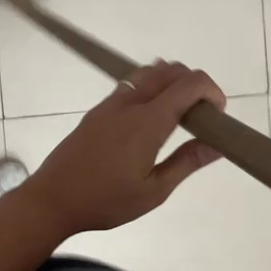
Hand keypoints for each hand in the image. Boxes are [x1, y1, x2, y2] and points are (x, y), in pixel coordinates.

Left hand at [17, 60, 225, 236]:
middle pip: (170, 70)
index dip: (213, 92)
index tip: (218, 117)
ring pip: (148, 73)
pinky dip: (150, 89)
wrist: (51, 199)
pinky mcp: (96, 111)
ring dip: (170, 83)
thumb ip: (186, 163)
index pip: (190, 83)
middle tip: (201, 118)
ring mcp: (109, 104)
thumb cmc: (105, 201)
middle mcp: (129, 103)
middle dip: (194, 84)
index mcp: (148, 121)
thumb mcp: (154, 191)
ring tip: (178, 117)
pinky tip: (150, 121)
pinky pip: (130, 85)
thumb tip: (218, 146)